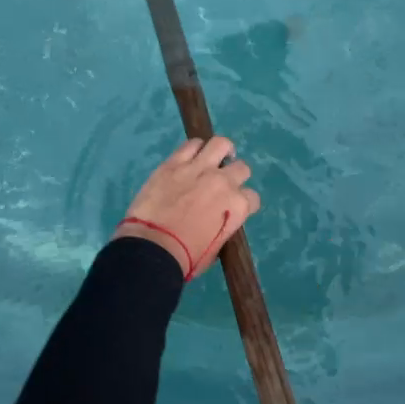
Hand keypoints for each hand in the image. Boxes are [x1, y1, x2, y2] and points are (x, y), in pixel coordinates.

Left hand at [114, 136, 261, 278]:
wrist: (153, 249)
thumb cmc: (186, 258)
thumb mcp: (216, 249)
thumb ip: (223, 227)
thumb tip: (219, 220)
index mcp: (237, 207)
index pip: (252, 198)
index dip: (243, 203)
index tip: (233, 208)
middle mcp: (223, 182)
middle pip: (241, 168)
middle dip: (235, 176)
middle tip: (222, 184)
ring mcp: (199, 169)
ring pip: (220, 145)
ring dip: (221, 151)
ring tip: (213, 159)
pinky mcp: (174, 163)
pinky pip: (191, 145)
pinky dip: (195, 148)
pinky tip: (192, 156)